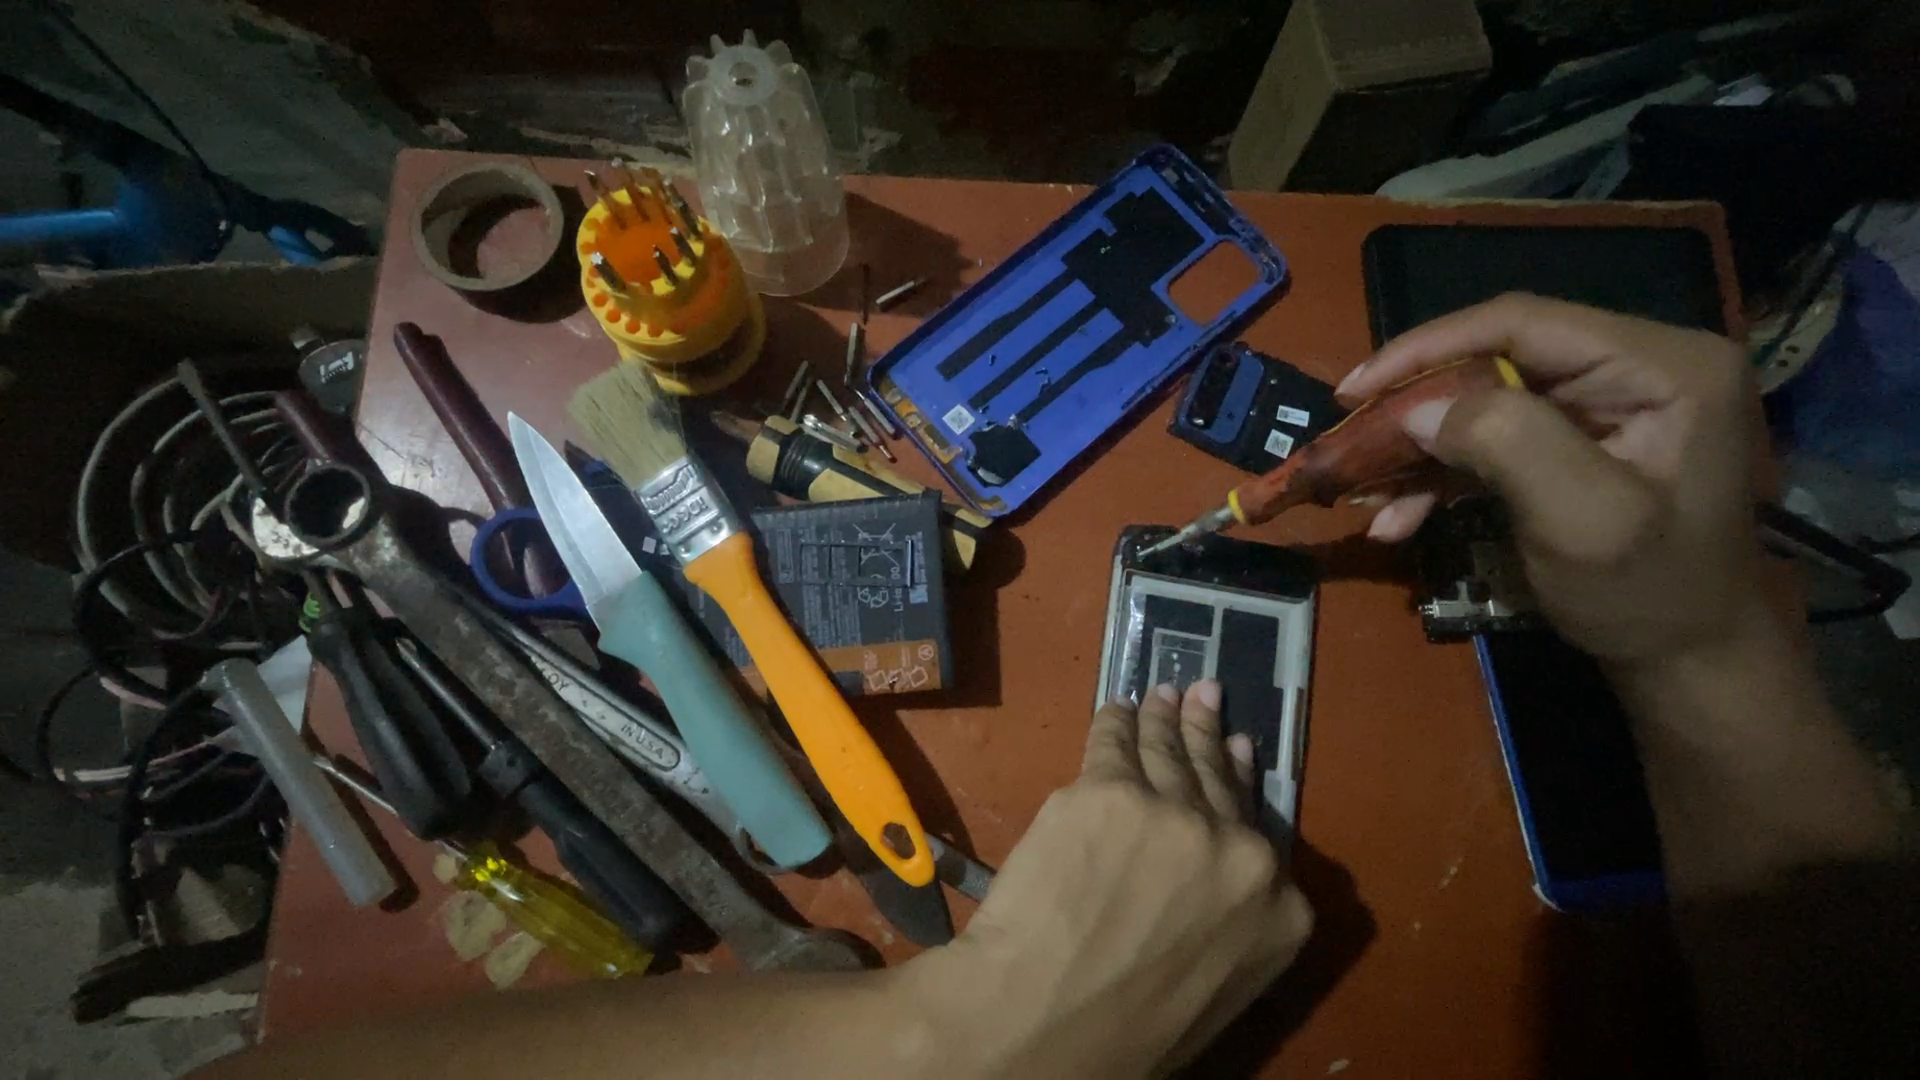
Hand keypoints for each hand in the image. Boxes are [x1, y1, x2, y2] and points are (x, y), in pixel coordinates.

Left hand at [904, 681, 1311, 1077]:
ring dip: (1162, 716)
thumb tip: (1214, 862)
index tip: (1238, 745)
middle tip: (1206, 693)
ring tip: (1163, 694)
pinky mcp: (1109, 790)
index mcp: (1277, 909)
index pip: (1257, 824)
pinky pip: (1111, 741)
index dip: (1241, 778)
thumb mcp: (1212, 981)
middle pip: (1215, 776)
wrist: (1042, 1021)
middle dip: (1207, 730)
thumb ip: (1226, 908)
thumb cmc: (1126, 1026)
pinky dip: (1114, 721)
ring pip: (1166, 750)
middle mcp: (1237, 851)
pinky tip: (1117, 709)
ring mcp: (1172, 813)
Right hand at [1336, 293, 1766, 665]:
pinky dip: (1432, 479)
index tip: (1353, 390)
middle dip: (1411, 405)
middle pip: (1488, 359)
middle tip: (1349, 437)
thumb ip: (1510, 444)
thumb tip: (1419, 411)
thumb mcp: (1585, 519)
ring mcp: (1593, 408)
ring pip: (1473, 403)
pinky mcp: (1561, 443)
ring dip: (1413, 452)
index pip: (1519, 324)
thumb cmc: (1647, 590)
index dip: (1426, 348)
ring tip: (1365, 497)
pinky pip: (1479, 443)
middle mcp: (1627, 369)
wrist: (1682, 654)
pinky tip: (1397, 519)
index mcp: (1657, 366)